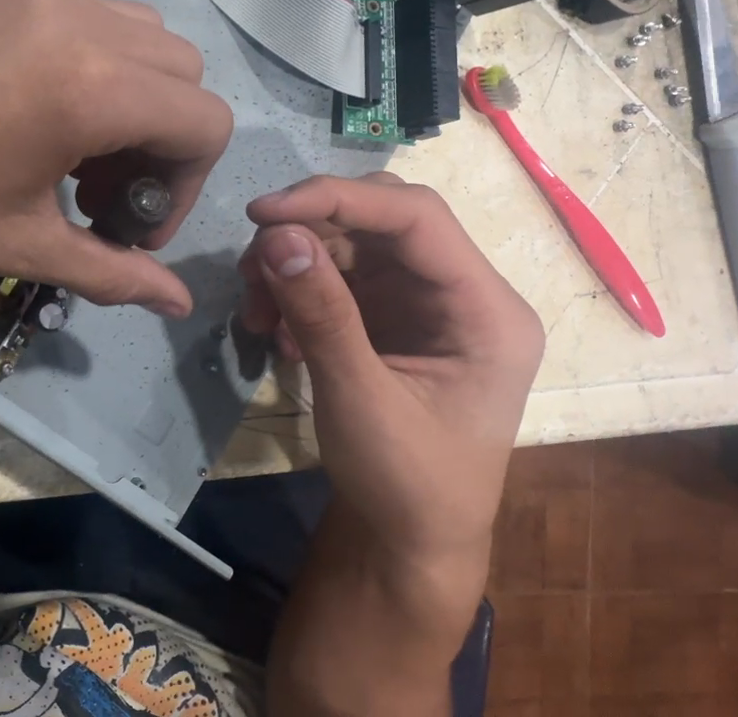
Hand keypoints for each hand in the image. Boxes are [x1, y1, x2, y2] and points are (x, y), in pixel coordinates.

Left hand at [0, 0, 234, 313]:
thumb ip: (111, 272)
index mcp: (90, 84)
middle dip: (161, 139)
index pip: (203, 120)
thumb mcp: (18, 245)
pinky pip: (80, 19)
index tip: (128, 227)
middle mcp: (74, 20)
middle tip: (102, 196)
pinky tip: (31, 120)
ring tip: (69, 159)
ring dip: (129, 97)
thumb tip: (179, 302)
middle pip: (178, 70)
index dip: (185, 185)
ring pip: (134, 36)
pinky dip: (88, 66)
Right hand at [238, 173, 543, 568]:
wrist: (408, 538)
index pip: (415, 217)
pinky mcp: (388, 315)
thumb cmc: (405, 480)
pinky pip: (334, 274)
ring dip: (291, 265)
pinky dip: (294, 290)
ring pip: (348, 243)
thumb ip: (322, 314)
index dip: (338, 199)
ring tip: (256, 314)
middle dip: (308, 232)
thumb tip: (275, 235)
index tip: (263, 212)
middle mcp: (460, 292)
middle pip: (380, 220)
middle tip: (251, 266)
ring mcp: (422, 302)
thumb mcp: (360, 399)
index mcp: (486, 310)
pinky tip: (275, 331)